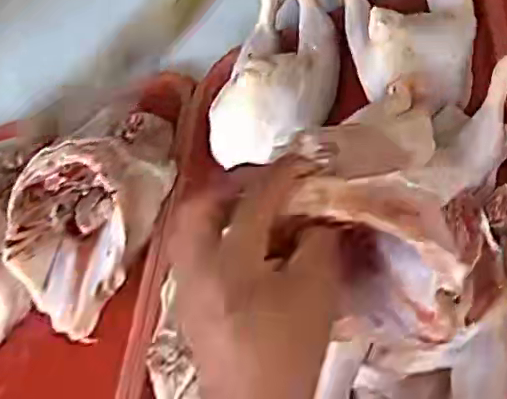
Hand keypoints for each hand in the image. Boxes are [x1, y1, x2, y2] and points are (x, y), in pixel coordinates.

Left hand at [166, 161, 339, 398]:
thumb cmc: (290, 346)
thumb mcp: (319, 282)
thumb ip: (318, 234)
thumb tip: (315, 210)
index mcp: (229, 264)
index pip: (254, 199)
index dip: (284, 172)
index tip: (306, 160)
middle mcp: (196, 271)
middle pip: (198, 206)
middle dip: (234, 183)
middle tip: (268, 178)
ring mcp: (187, 290)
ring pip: (193, 228)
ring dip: (226, 207)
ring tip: (263, 205)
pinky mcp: (191, 305)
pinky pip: (200, 249)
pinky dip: (225, 231)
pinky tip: (257, 241)